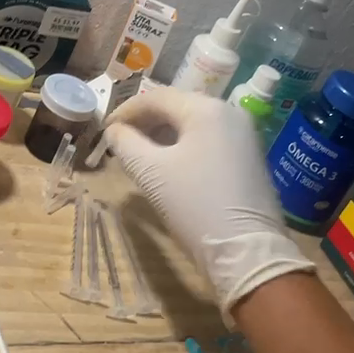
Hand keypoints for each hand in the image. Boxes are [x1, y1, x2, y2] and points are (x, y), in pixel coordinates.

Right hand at [105, 87, 314, 322]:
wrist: (248, 255)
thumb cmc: (196, 207)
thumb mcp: (152, 174)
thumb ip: (126, 144)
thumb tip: (115, 131)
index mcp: (206, 109)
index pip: (156, 97)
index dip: (125, 111)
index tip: (104, 130)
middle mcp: (230, 112)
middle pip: (176, 107)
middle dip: (144, 123)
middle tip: (119, 143)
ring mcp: (244, 135)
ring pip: (192, 124)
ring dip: (163, 135)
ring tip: (140, 155)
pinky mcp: (249, 157)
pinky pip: (208, 140)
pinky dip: (184, 146)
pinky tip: (169, 166)